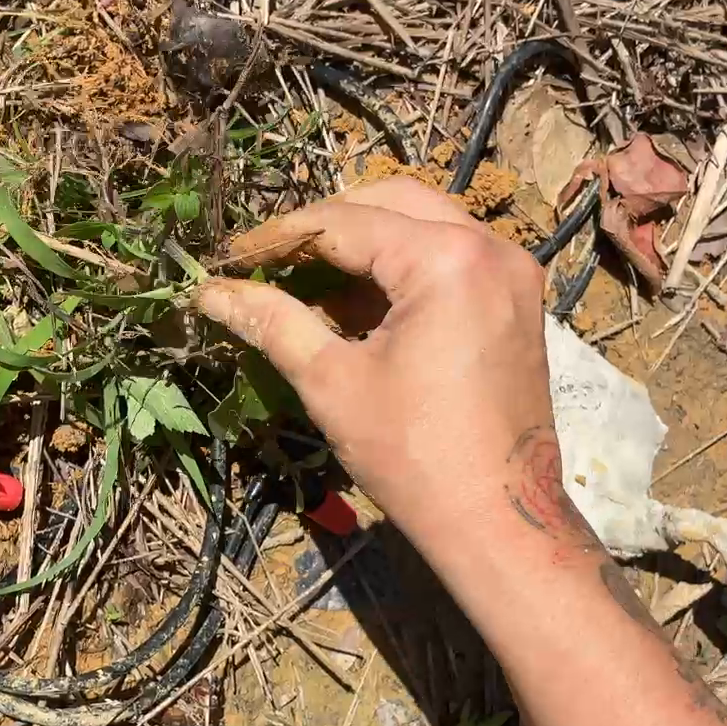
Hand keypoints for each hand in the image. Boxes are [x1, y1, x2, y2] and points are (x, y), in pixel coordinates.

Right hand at [191, 177, 561, 549]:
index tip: (233, 257)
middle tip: (272, 263)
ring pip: (423, 229)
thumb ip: (273, 322)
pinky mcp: (515, 305)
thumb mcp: (332, 383)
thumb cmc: (411, 456)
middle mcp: (490, 248)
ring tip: (306, 285)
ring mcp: (511, 275)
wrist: (496, 520)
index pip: (346, 222)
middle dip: (325, 229)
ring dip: (363, 249)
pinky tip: (355, 308)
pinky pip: (449, 264)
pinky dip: (400, 275)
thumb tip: (210, 292)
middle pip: (391, 204)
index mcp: (447, 260)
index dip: (280, 237)